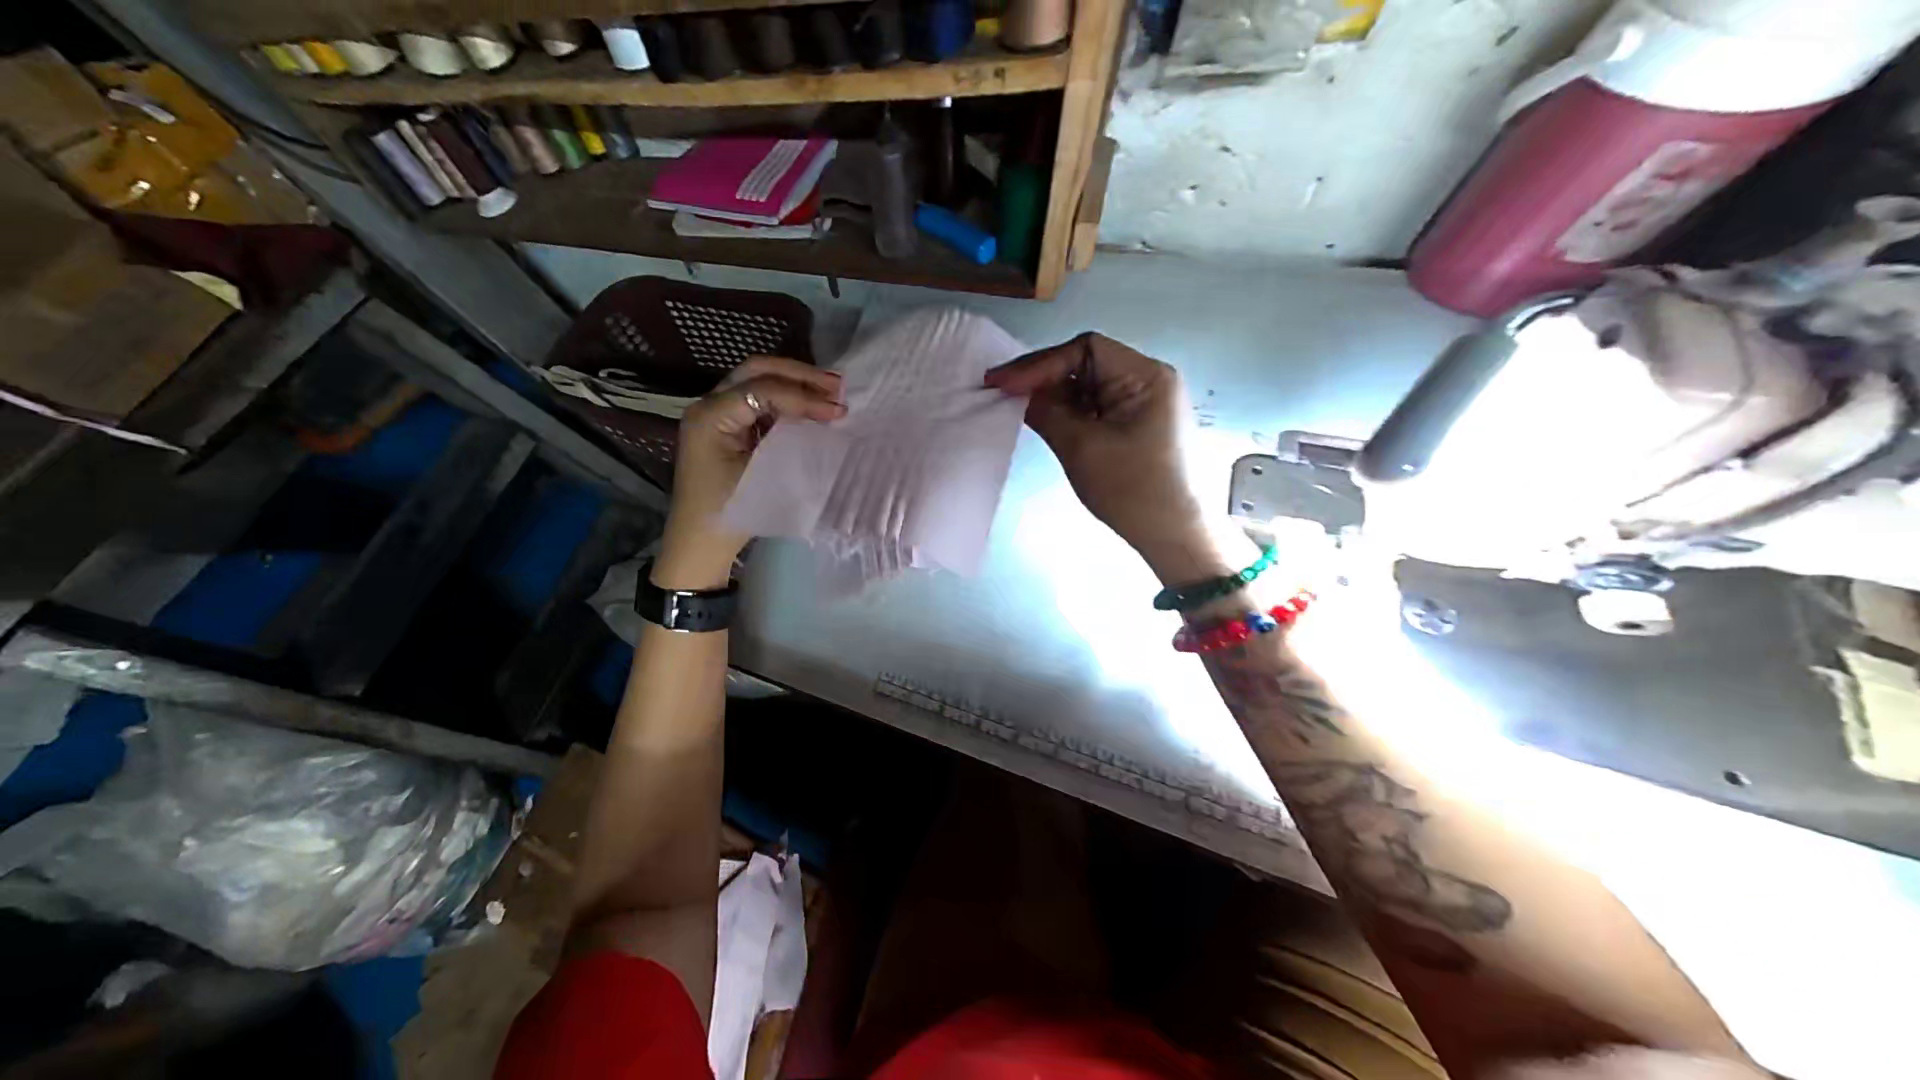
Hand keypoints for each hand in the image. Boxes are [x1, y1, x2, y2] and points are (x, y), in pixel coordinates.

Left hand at [657, 356, 844, 588]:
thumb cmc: (730, 512)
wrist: (701, 543)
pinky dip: (788, 399)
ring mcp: (717, 414)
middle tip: (837, 386)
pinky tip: (812, 407)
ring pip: (758, 381)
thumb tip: (827, 418)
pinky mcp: (729, 427)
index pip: (762, 390)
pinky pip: (759, 401)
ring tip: (831, 391)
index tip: (837, 411)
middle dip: (799, 375)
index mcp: (710, 416)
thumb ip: (791, 440)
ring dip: (795, 383)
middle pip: (757, 371)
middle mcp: (709, 406)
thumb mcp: (762, 475)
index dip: (803, 396)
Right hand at [985, 333, 1226, 583]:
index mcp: (1146, 376)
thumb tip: (1016, 391)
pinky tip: (1042, 419)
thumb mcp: (1081, 447)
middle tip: (1000, 391)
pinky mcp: (1136, 422)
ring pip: (1088, 385)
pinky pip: (1096, 405)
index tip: (1003, 383)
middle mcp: (1149, 380)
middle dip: (1043, 377)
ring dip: (1053, 395)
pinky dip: (1068, 411)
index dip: (1040, 363)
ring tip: (1016, 406)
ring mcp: (1144, 402)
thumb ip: (1045, 411)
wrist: (1171, 534)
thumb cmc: (1131, 489)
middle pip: (1086, 363)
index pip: (1085, 349)